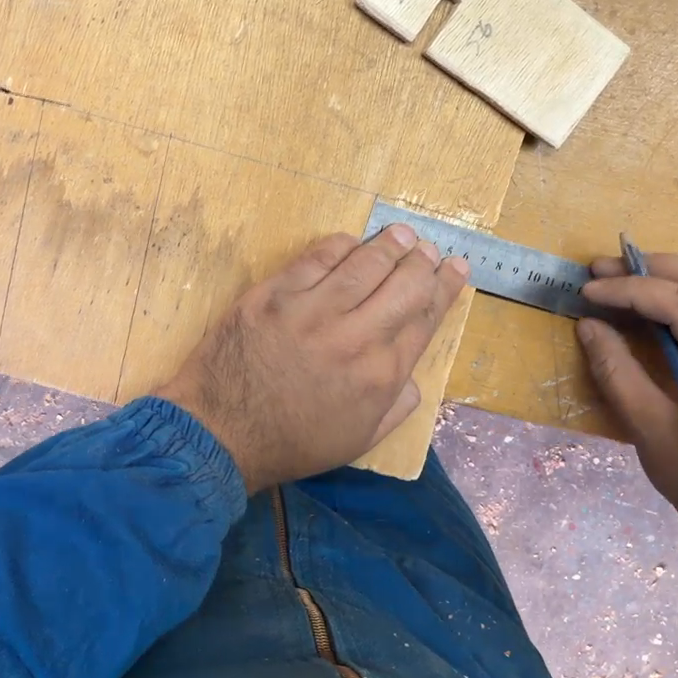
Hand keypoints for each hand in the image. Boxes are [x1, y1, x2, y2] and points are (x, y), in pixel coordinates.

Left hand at [154, 224, 470, 494]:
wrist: (220, 433)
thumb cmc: (291, 443)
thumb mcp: (360, 440)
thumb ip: (397, 404)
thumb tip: (412, 372)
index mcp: (381, 374)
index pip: (427, 317)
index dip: (446, 288)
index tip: (456, 269)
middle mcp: (355, 336)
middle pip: (405, 283)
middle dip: (424, 261)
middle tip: (427, 250)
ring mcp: (312, 311)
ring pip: (365, 262)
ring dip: (389, 244)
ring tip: (401, 235)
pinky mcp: (274, 294)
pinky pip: (316, 258)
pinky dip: (340, 245)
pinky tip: (349, 243)